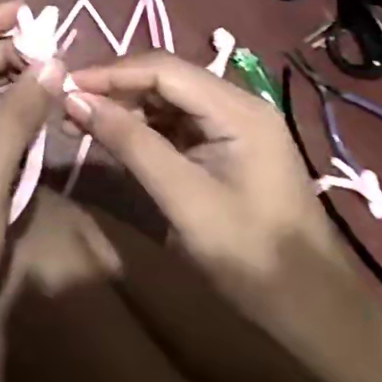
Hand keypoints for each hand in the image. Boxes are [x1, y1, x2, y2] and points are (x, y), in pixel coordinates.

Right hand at [61, 52, 345, 314]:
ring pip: (170, 100)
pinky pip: (179, 124)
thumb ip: (131, 144)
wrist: (314, 313)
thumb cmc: (252, 256)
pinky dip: (145, 128)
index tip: (66, 85)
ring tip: (82, 122)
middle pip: (167, 79)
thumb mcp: (184, 199)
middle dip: (117, 89)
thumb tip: (76, 100)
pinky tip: (117, 139)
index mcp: (238, 109)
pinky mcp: (229, 147)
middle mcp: (238, 104)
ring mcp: (236, 125)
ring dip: (127, 108)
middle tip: (69, 107)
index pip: (164, 69)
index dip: (112, 73)